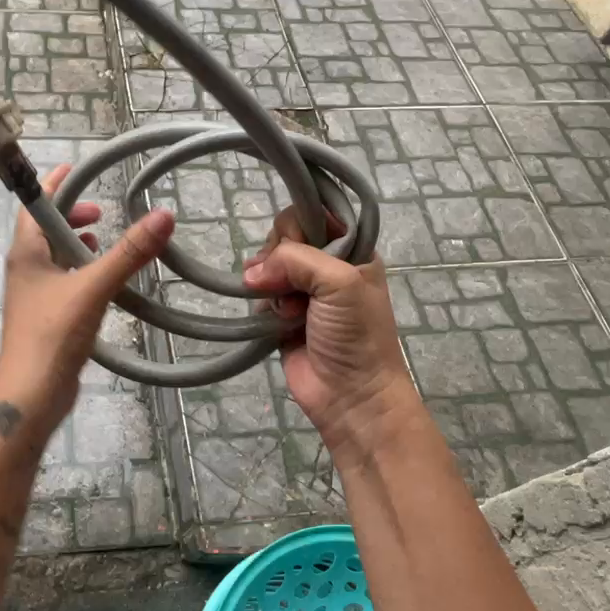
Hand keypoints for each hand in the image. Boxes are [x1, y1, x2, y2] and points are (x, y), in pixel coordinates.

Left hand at [0, 164, 174, 429]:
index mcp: (26, 252)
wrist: (30, 395)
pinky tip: (103, 281)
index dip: (54, 183)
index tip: (77, 167)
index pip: (35, 203)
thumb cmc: (52, 334)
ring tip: (104, 239)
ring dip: (77, 241)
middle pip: (45, 227)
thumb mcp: (94, 288)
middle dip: (72, 213)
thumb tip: (164, 215)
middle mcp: (25, 267)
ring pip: (55, 255)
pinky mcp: (47, 316)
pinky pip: (63, 279)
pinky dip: (81, 269)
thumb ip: (129, 253)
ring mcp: (34, 293)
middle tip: (102, 210)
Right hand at [242, 207, 415, 449]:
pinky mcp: (281, 315)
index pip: (315, 212)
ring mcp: (303, 291)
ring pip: (268, 264)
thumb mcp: (340, 283)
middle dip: (279, 255)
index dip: (299, 220)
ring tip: (285, 306)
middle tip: (289, 281)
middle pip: (285, 235)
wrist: (352, 398)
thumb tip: (252, 273)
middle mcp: (327, 265)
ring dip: (269, 282)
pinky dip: (260, 302)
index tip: (294, 240)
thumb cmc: (357, 336)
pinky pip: (259, 293)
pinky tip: (275, 318)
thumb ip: (296, 259)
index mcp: (352, 250)